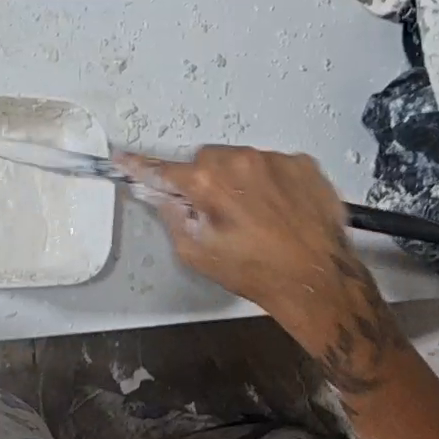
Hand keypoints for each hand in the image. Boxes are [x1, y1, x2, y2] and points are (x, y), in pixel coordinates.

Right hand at [118, 146, 357, 319]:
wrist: (318, 280)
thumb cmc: (253, 271)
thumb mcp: (196, 253)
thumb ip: (172, 217)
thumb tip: (161, 195)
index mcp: (207, 182)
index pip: (163, 169)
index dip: (139, 166)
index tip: (121, 158)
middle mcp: (239, 160)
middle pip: (205, 159)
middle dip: (204, 179)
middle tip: (216, 212)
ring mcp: (275, 160)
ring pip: (240, 159)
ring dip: (238, 179)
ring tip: (254, 213)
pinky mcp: (304, 164)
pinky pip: (273, 164)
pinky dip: (270, 181)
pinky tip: (279, 209)